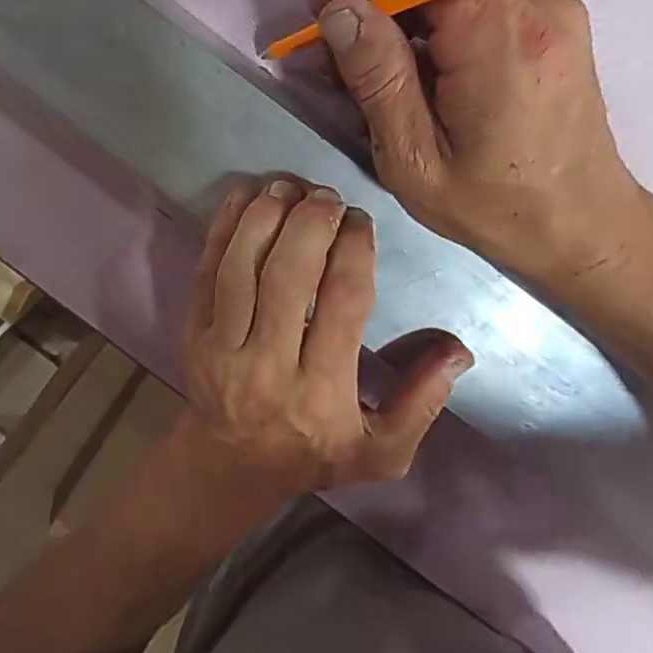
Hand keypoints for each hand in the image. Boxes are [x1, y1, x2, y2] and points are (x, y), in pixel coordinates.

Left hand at [178, 176, 472, 498]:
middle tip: (326, 195)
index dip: (354, 251)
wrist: (231, 465)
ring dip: (264, 218)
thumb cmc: (314, 453)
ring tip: (287, 188)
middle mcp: (268, 366)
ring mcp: (222, 347)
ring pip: (241, 267)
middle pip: (288, 277)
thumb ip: (421, 401)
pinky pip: (206, 271)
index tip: (360, 220)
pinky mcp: (192, 332)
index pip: (341, 304)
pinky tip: (245, 197)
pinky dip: (223, 229)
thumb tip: (459, 349)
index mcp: (321, 393)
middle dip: (309, 223)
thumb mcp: (381, 450)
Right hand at [309, 0, 652, 292]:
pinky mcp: (551, 32)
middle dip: (375, 4)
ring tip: (366, 79)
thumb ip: (376, 76)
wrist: (587, 230)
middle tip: (333, 57)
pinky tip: (412, 84)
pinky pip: (476, 12)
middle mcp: (534, 8)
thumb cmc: (495, 205)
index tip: (327, 12)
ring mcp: (550, 17)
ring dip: (400, 24)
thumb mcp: (413, 155)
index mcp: (499, 34)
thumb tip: (340, 11)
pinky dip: (432, 36)